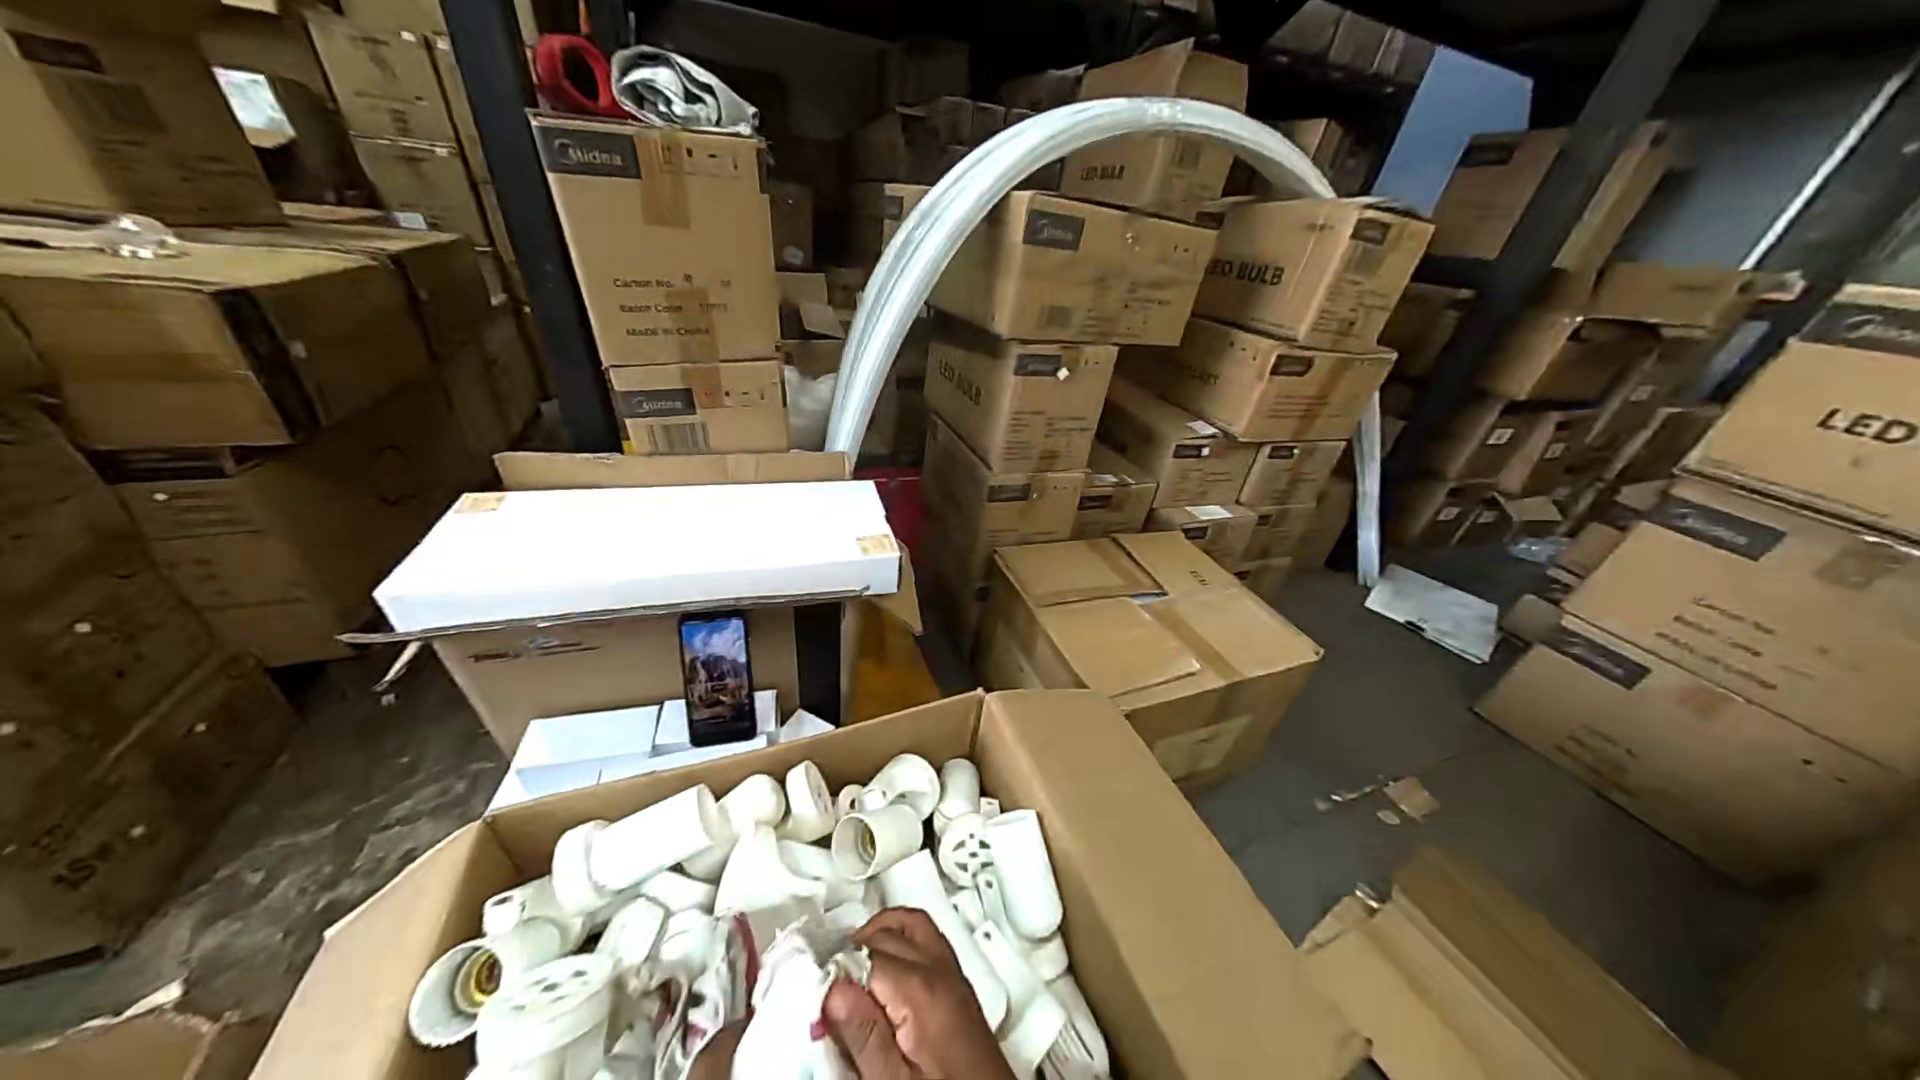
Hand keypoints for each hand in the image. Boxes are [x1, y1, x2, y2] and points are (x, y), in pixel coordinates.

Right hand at [822, 908, 1012, 1079]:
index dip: (832, 972)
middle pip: (883, 935)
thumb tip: (833, 990)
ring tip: (847, 967)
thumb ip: (863, 1035)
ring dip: (875, 934)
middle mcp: (940, 970)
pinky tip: (882, 960)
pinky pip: (925, 935)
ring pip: (907, 923)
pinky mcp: (957, 983)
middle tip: (822, 988)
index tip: (812, 996)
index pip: (864, 956)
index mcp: (922, 990)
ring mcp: (951, 972)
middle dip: (848, 954)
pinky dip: (899, 935)